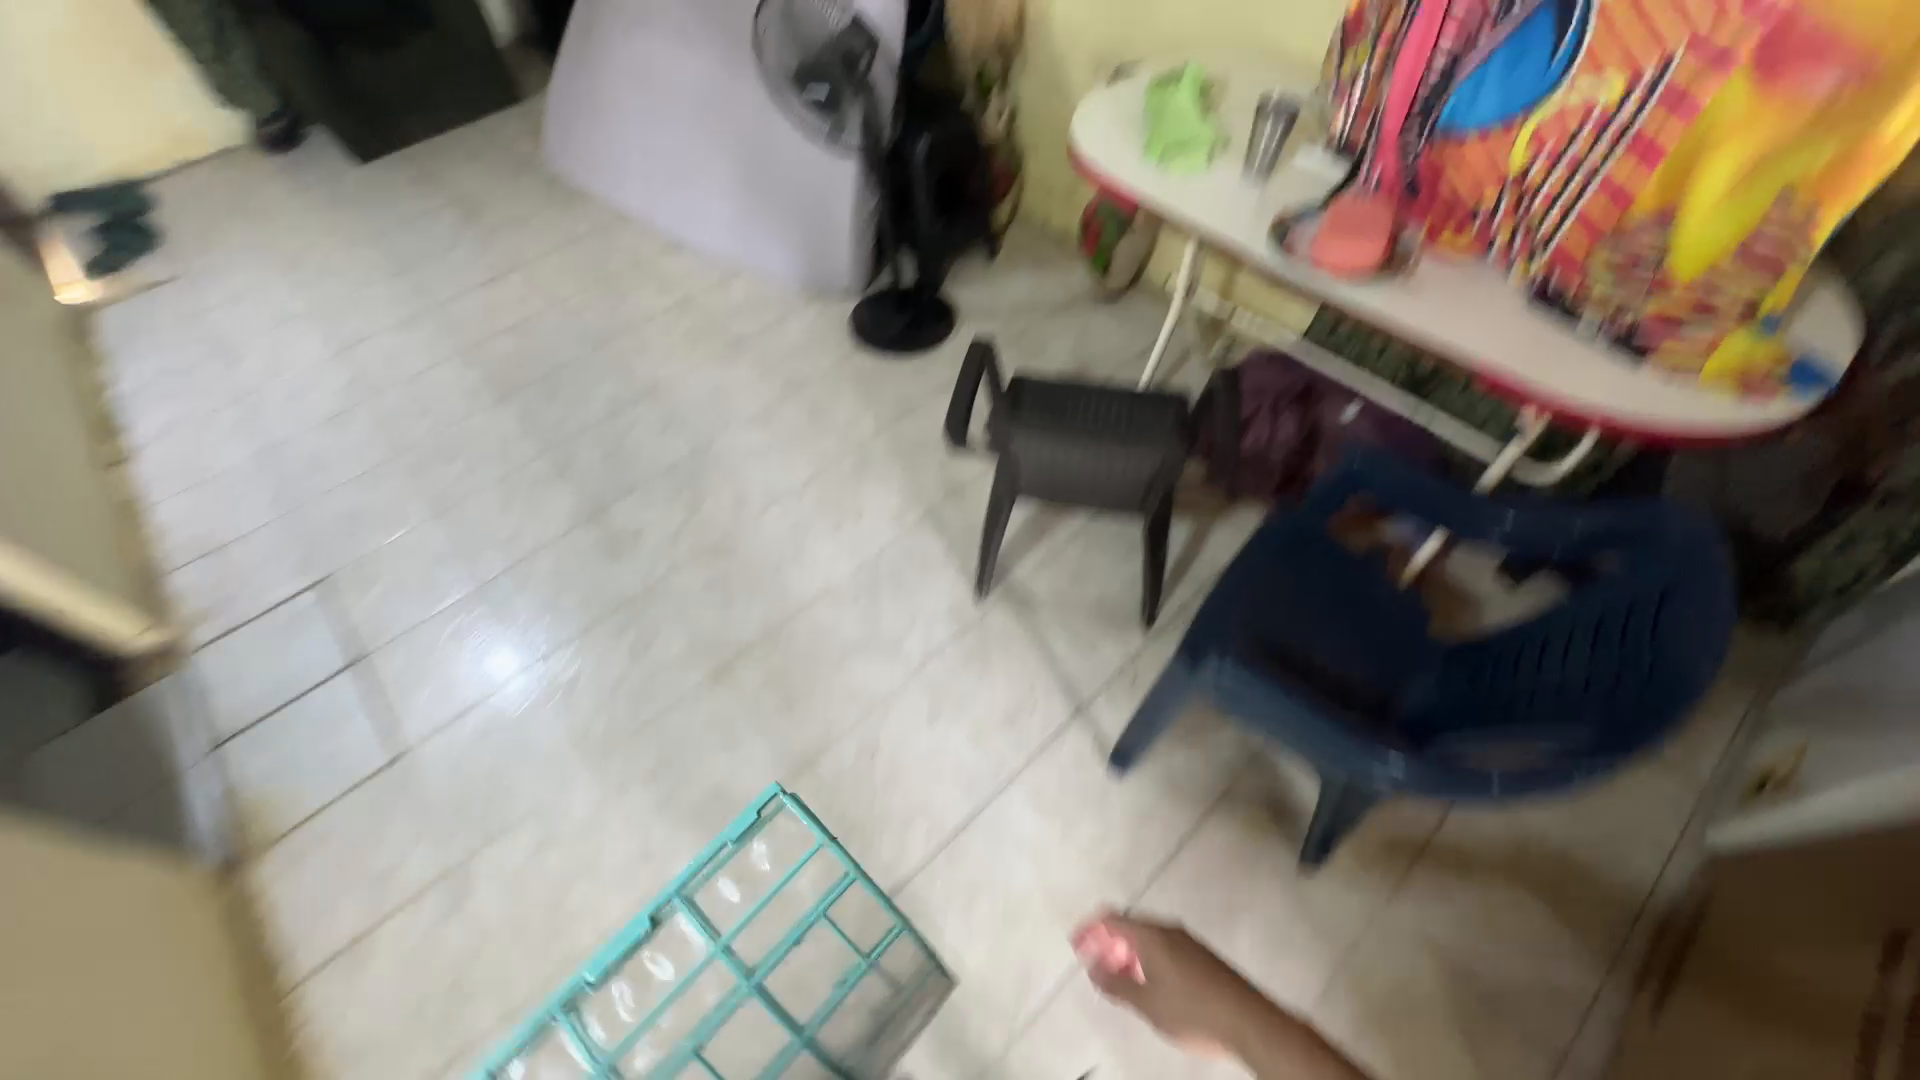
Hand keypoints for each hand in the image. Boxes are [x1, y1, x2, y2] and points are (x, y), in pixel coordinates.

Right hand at [1070, 911, 1273, 1057]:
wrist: (1249, 1021)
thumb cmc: (1192, 1011)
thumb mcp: (1146, 1004)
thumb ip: (1116, 985)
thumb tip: (1093, 969)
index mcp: (1151, 935)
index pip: (1111, 918)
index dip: (1090, 929)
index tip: (1077, 944)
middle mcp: (1168, 929)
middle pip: (1130, 926)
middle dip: (1109, 943)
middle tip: (1097, 966)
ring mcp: (1188, 941)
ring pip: (1149, 938)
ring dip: (1129, 953)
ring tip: (1122, 980)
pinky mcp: (1202, 956)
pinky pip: (1165, 947)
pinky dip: (1148, 958)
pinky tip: (1151, 983)